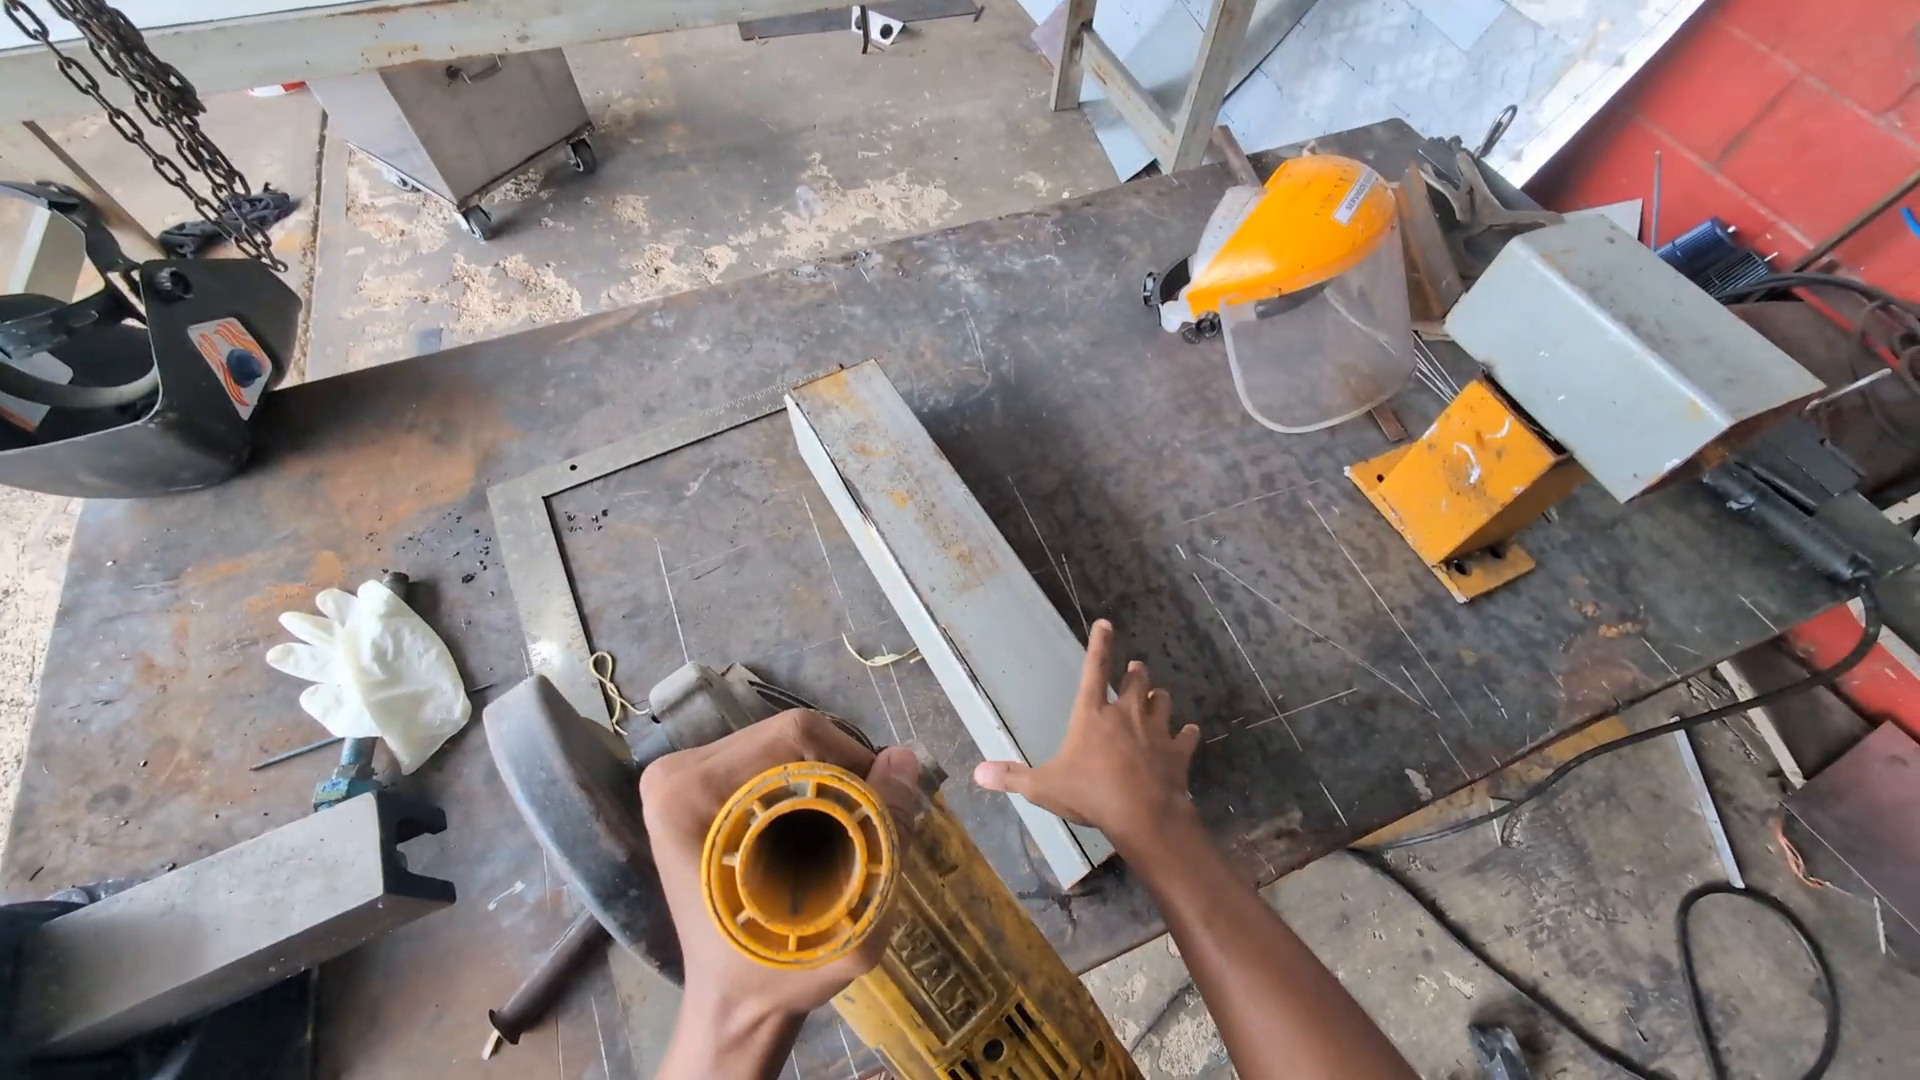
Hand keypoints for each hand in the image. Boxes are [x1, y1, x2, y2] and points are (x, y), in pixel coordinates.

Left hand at [641, 711, 921, 1026]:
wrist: (735, 1004)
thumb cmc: (781, 970)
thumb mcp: (850, 919)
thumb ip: (883, 831)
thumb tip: (903, 757)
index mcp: (690, 797)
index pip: (793, 737)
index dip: (852, 764)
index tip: (878, 810)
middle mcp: (676, 775)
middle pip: (787, 734)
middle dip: (842, 772)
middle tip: (864, 822)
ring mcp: (680, 776)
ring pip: (783, 742)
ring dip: (827, 777)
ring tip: (841, 828)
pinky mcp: (695, 783)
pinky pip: (770, 757)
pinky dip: (807, 781)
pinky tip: (816, 823)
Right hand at [972, 619, 1199, 851]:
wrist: (1143, 815)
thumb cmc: (1091, 794)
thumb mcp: (1043, 787)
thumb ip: (1013, 777)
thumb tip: (978, 773)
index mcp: (1093, 714)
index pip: (1094, 670)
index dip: (1099, 645)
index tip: (1106, 623)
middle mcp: (1126, 714)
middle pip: (1137, 681)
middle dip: (1136, 673)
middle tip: (1136, 669)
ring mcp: (1156, 731)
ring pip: (1164, 701)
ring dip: (1160, 698)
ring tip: (1159, 696)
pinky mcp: (1178, 751)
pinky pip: (1187, 736)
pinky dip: (1187, 734)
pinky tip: (1190, 733)